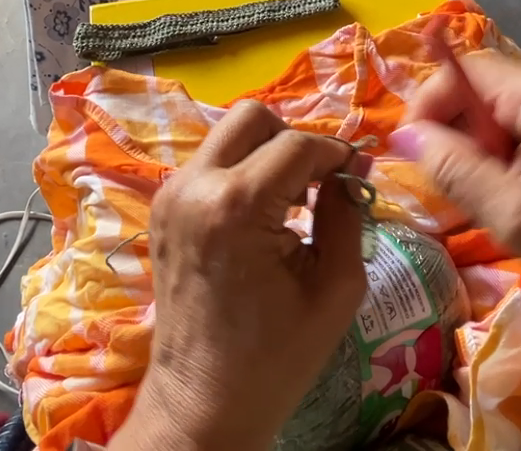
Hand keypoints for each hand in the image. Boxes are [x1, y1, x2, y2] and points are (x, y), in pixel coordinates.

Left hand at [113, 100, 366, 450]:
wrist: (200, 403)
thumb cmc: (274, 358)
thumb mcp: (334, 289)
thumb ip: (346, 215)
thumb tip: (350, 169)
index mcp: (235, 206)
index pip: (296, 144)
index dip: (335, 152)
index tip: (357, 173)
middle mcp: (194, 185)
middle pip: (252, 117)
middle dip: (293, 140)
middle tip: (317, 183)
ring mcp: (171, 193)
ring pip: (228, 135)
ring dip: (266, 154)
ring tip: (291, 203)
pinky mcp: (163, 207)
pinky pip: (210, 162)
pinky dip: (241, 171)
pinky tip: (260, 217)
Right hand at [400, 50, 520, 314]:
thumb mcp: (517, 215)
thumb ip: (455, 169)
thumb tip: (402, 134)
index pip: (464, 71)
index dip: (430, 104)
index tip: (411, 152)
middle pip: (476, 91)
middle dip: (452, 134)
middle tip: (449, 186)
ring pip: (491, 116)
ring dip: (473, 153)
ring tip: (481, 200)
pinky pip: (513, 133)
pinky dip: (496, 162)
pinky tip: (505, 200)